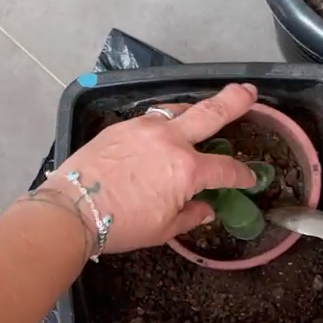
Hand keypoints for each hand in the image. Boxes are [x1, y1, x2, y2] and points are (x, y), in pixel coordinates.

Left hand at [38, 83, 261, 253]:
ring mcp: (144, 128)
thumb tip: (206, 210)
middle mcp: (170, 141)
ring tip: (200, 114)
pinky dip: (163, 123)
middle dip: (234, 101)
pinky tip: (161, 132)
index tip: (249, 178)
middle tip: (250, 92)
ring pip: (177, 111)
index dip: (241, 175)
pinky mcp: (121, 126)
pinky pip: (151, 118)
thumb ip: (190, 216)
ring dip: (193, 111)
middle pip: (210, 114)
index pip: (225, 169)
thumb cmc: (120, 225)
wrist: (73, 208)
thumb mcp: (162, 230)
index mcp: (187, 170)